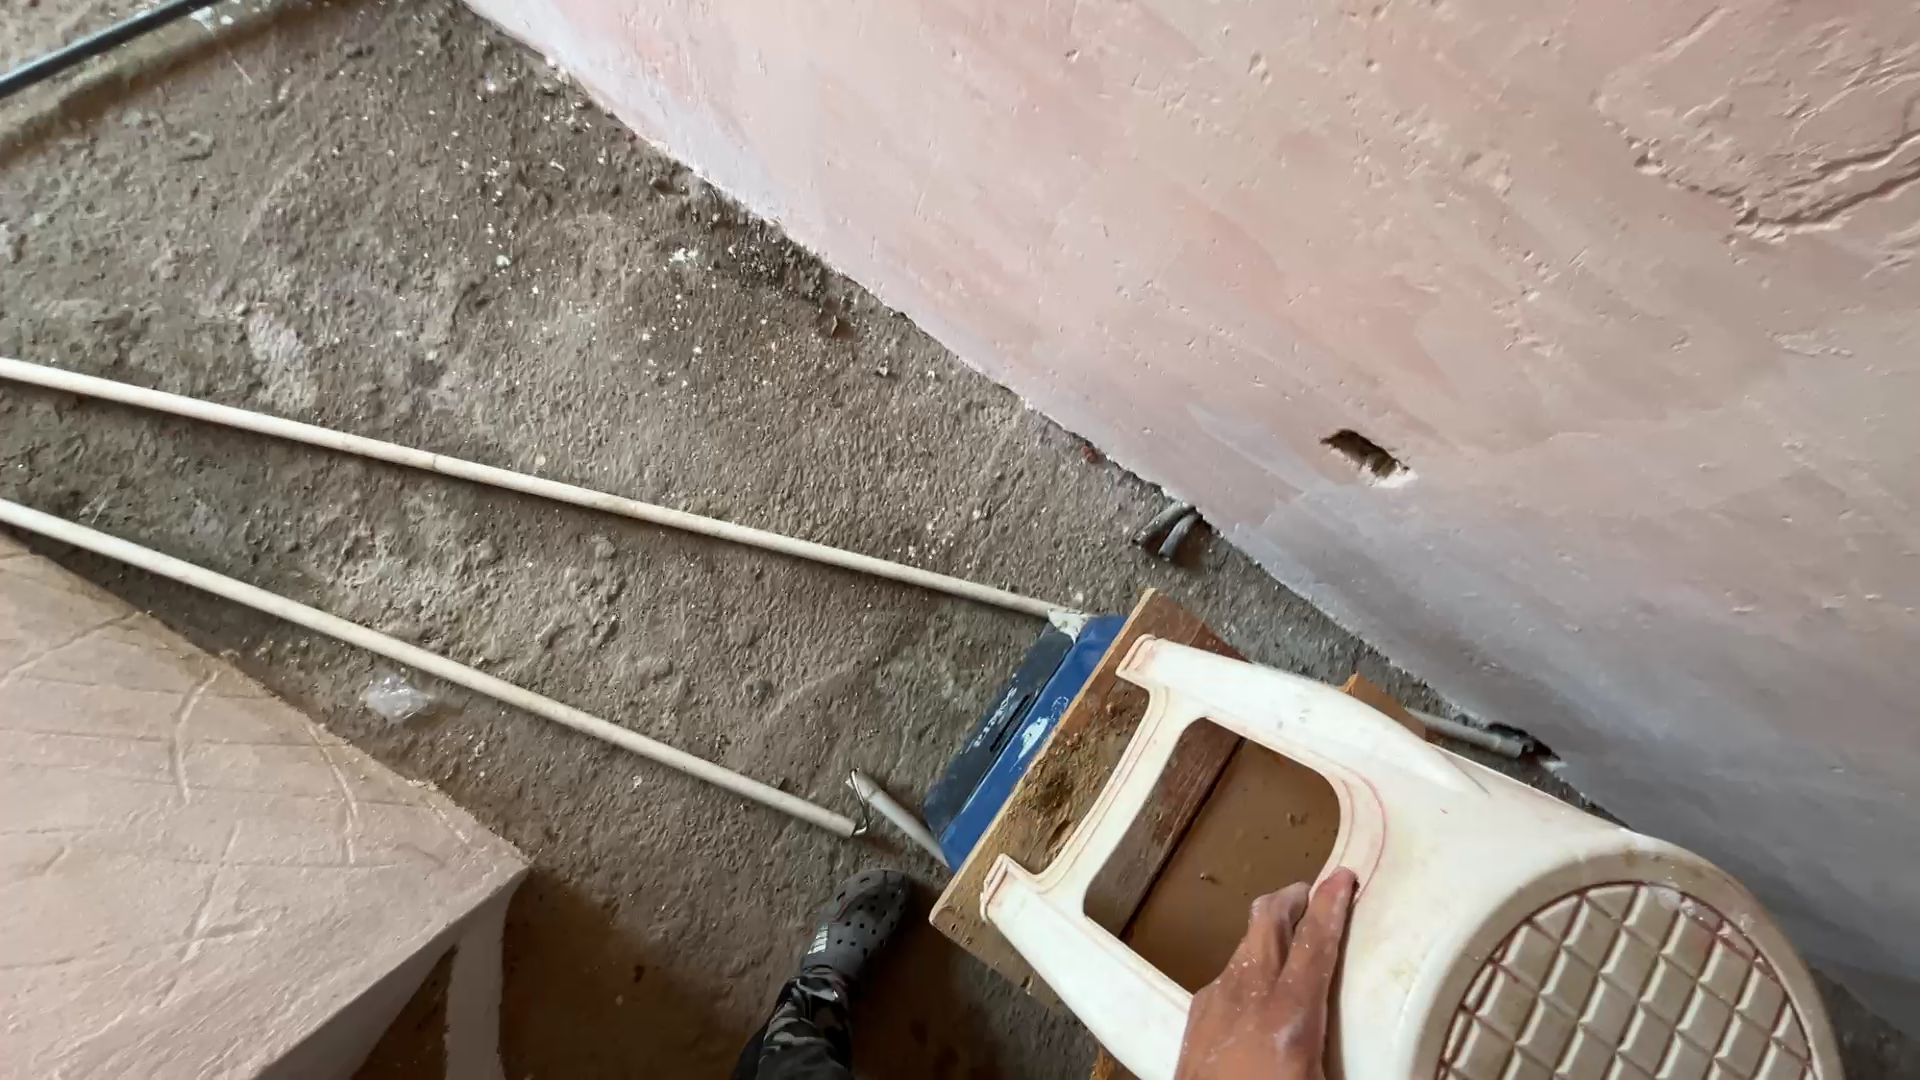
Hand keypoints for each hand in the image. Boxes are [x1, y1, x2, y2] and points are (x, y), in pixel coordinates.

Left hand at [1173, 868, 1358, 1079]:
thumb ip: (1352, 1060)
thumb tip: (1401, 1061)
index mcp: (1289, 1015)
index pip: (1315, 943)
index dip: (1331, 904)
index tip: (1342, 875)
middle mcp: (1248, 992)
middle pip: (1267, 920)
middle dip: (1293, 898)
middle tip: (1315, 893)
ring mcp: (1216, 996)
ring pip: (1247, 943)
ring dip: (1271, 930)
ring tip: (1295, 937)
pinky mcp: (1198, 1009)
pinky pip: (1231, 972)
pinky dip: (1253, 964)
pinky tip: (1263, 989)